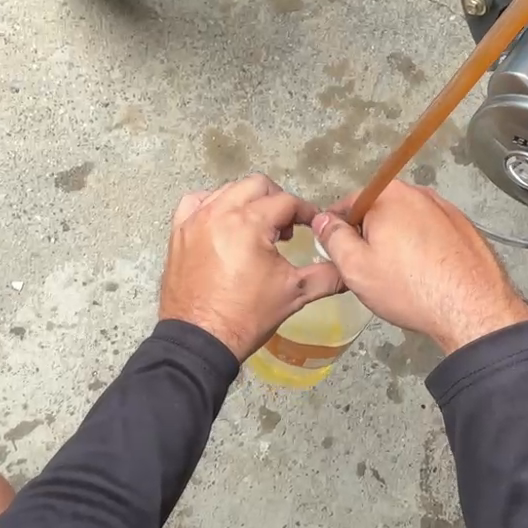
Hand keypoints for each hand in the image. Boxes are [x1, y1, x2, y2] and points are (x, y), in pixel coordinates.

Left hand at [159, 175, 345, 359]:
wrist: (200, 341)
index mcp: (249, 223)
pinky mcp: (178, 233)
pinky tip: (222, 221)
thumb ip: (327, 275)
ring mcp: (195, 221)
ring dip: (247, 201)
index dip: (306, 212)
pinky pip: (195, 202)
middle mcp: (219, 213)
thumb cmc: (246, 317)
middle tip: (286, 227)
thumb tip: (349, 270)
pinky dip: (213, 205)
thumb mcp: (294, 294)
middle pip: (256, 185)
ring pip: (227, 190)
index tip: (313, 225)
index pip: (286, 201)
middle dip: (277, 200)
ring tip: (257, 228)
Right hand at [312, 181, 527, 354]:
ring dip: (398, 244)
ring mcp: (447, 210)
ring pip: (408, 224)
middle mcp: (420, 193)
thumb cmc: (410, 288)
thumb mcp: (356, 267)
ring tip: (400, 278)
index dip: (337, 228)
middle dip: (370, 236)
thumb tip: (323, 220)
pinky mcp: (467, 229)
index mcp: (388, 195)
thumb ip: (333, 237)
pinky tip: (425, 277)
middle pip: (381, 211)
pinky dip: (424, 251)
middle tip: (367, 270)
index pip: (349, 202)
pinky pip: (433, 235)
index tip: (336, 251)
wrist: (473, 309)